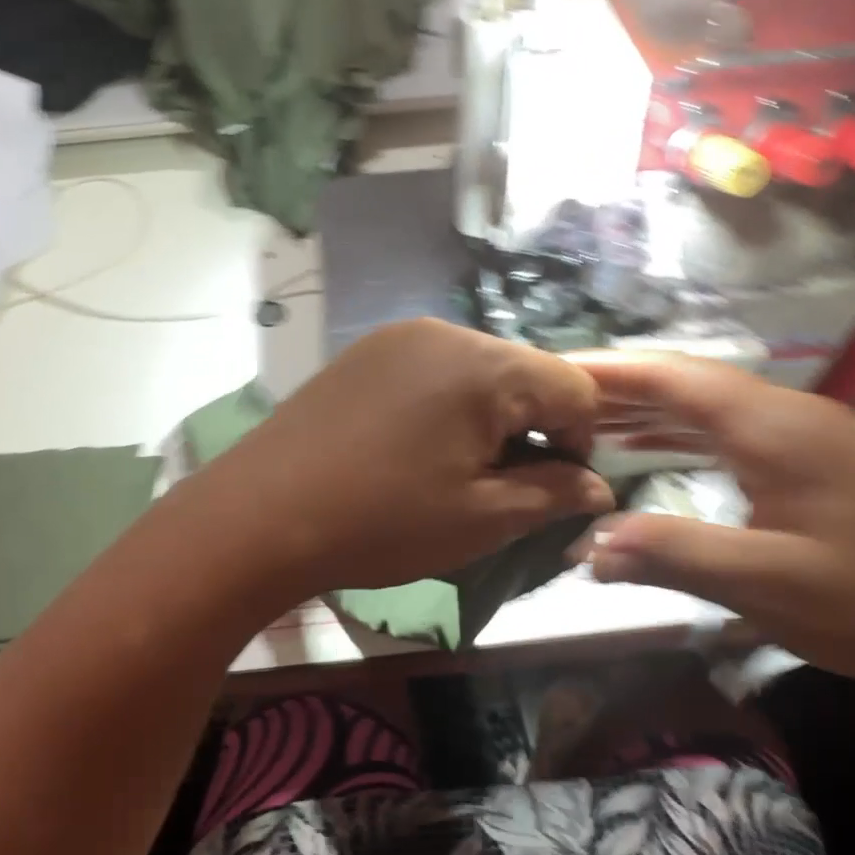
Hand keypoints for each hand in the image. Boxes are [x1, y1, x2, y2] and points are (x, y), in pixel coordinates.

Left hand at [193, 319, 616, 593]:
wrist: (259, 517)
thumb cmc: (381, 522)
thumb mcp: (481, 518)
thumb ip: (551, 495)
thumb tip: (596, 486)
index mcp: (484, 366)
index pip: (574, 387)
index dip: (580, 442)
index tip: (554, 490)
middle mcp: (443, 332)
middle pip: (524, 372)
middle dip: (532, 428)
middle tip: (502, 487)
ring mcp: (395, 338)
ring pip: (476, 370)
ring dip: (488, 417)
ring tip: (454, 472)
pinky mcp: (361, 355)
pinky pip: (430, 370)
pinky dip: (445, 406)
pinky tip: (412, 450)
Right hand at [569, 352, 854, 688]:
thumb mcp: (766, 585)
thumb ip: (674, 554)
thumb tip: (586, 545)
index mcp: (775, 429)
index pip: (674, 379)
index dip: (607, 372)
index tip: (550, 371)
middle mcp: (788, 415)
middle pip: (688, 383)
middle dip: (618, 387)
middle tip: (552, 398)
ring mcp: (804, 435)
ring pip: (707, 404)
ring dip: (646, 408)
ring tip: (583, 418)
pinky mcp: (812, 460)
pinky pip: (728, 429)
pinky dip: (678, 431)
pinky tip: (648, 446)